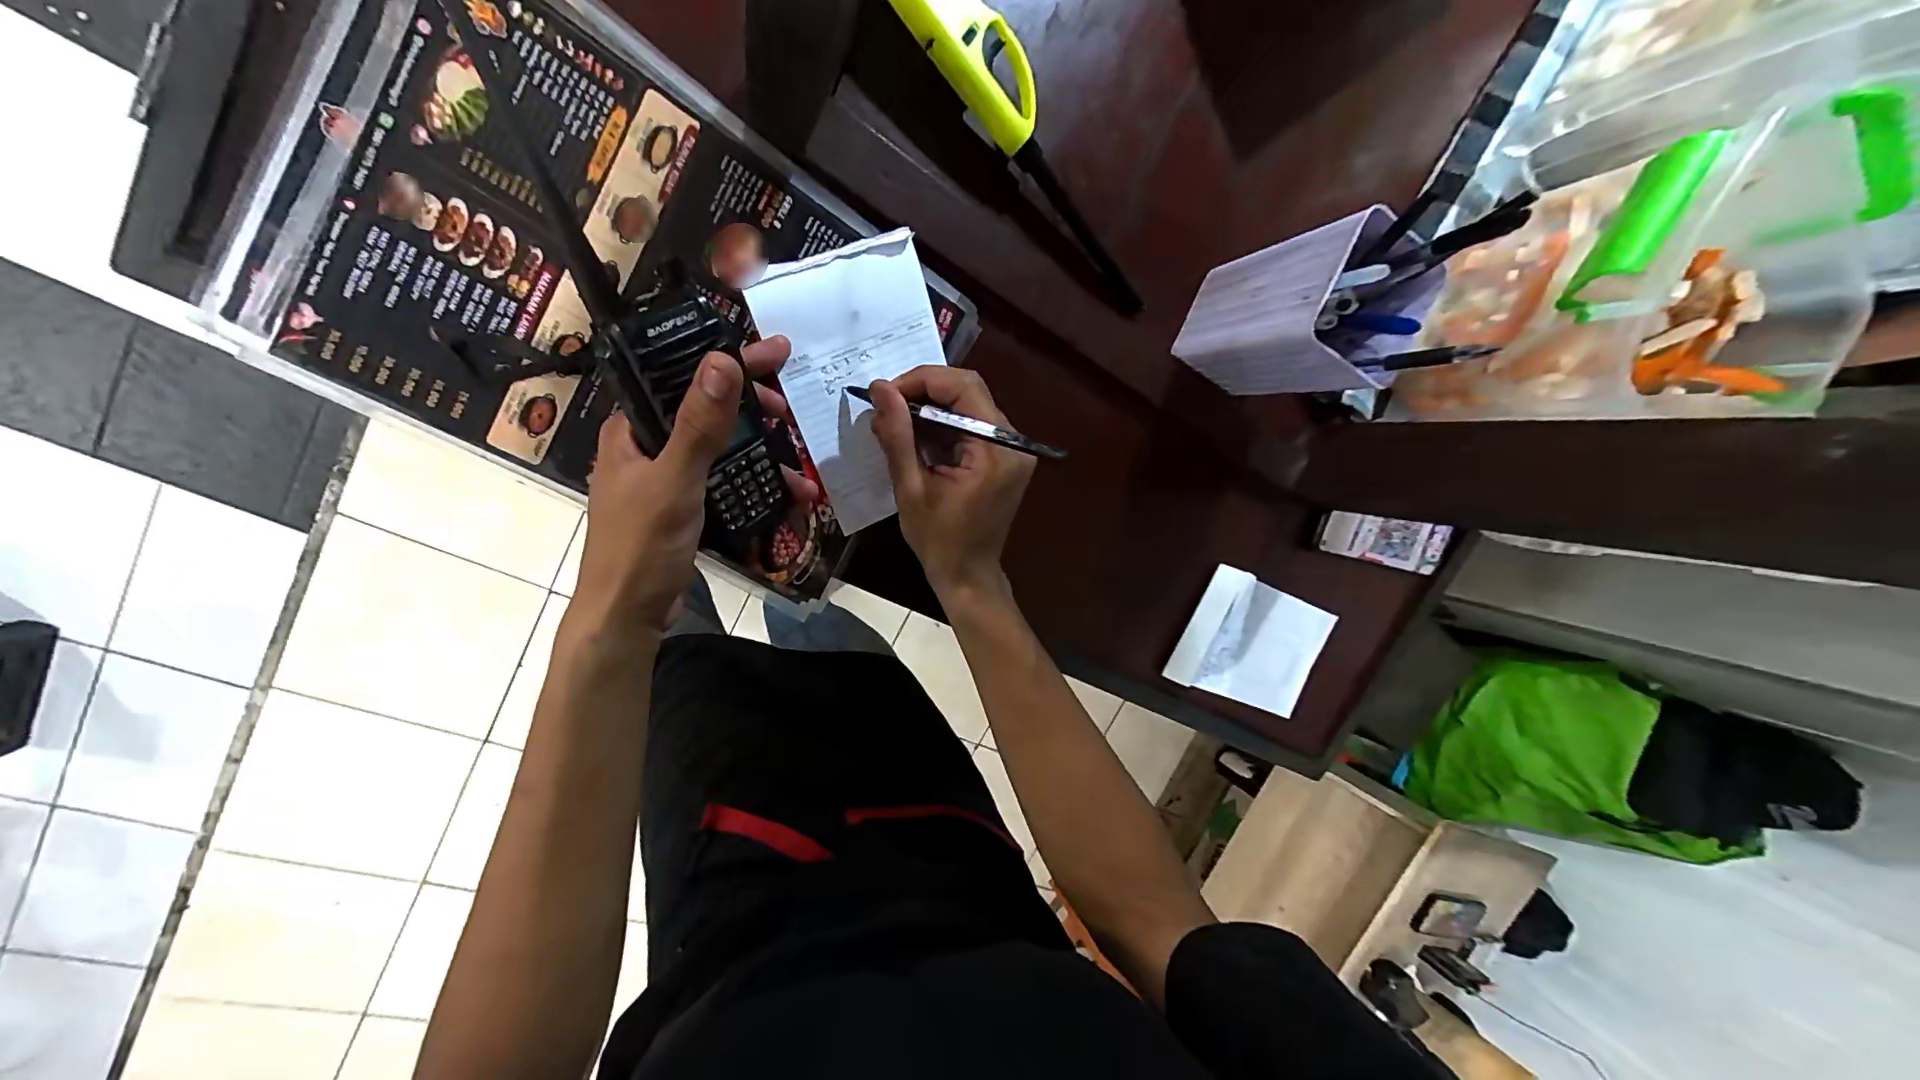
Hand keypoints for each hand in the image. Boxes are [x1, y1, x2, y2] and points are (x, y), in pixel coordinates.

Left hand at [572, 336, 817, 635]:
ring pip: (720, 447)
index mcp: (633, 431)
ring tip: (796, 453)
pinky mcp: (683, 506)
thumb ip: (699, 425)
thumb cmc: (641, 545)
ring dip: (760, 449)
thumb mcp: (675, 480)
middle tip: (787, 407)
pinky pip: (724, 481)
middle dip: (751, 407)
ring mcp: (666, 478)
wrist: (627, 615)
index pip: (681, 378)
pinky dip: (754, 483)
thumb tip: (722, 361)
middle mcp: (647, 447)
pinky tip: (789, 492)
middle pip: (705, 410)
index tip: (774, 352)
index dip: (728, 361)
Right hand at [869, 366, 1033, 600]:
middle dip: (924, 390)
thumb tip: (880, 388)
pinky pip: (971, 424)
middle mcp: (1013, 442)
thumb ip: (897, 436)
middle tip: (887, 405)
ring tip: (894, 420)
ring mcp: (1013, 449)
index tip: (885, 394)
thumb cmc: (938, 541)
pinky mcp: (1005, 457)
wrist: (968, 575)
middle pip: (968, 390)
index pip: (963, 388)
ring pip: (969, 404)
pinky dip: (942, 423)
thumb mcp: (910, 488)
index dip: (921, 381)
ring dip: (930, 406)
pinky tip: (915, 435)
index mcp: (996, 450)